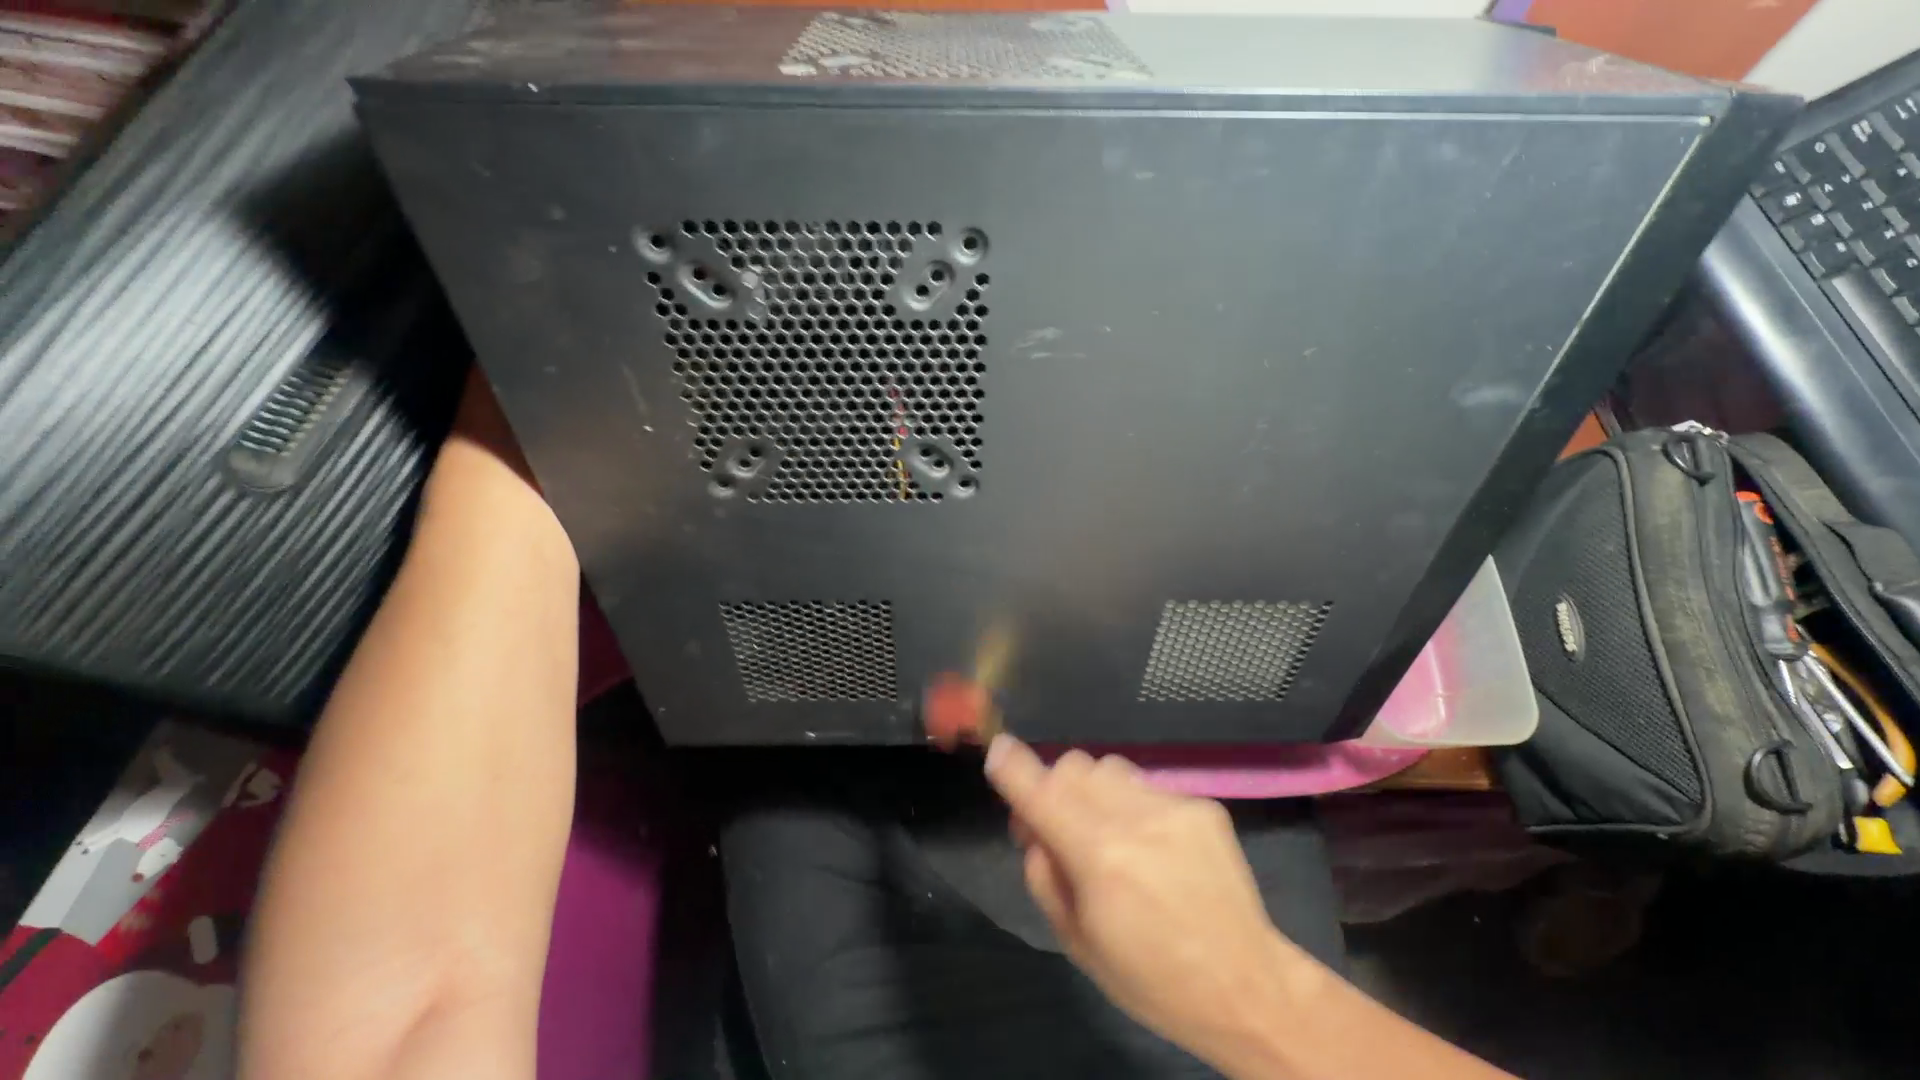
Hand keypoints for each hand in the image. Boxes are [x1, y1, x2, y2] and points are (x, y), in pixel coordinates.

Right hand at [982, 735, 1304, 1054]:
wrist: (1245, 986)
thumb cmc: (1150, 979)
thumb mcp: (1076, 942)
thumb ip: (1043, 875)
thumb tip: (1031, 827)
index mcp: (1100, 857)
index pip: (1041, 792)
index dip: (1012, 766)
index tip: (998, 751)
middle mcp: (1136, 819)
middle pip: (1073, 766)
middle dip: (1054, 788)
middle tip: (1057, 827)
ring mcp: (1175, 807)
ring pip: (1110, 768)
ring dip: (1093, 792)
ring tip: (1107, 834)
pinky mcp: (1203, 807)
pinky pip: (1148, 787)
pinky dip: (1133, 806)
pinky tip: (1152, 847)